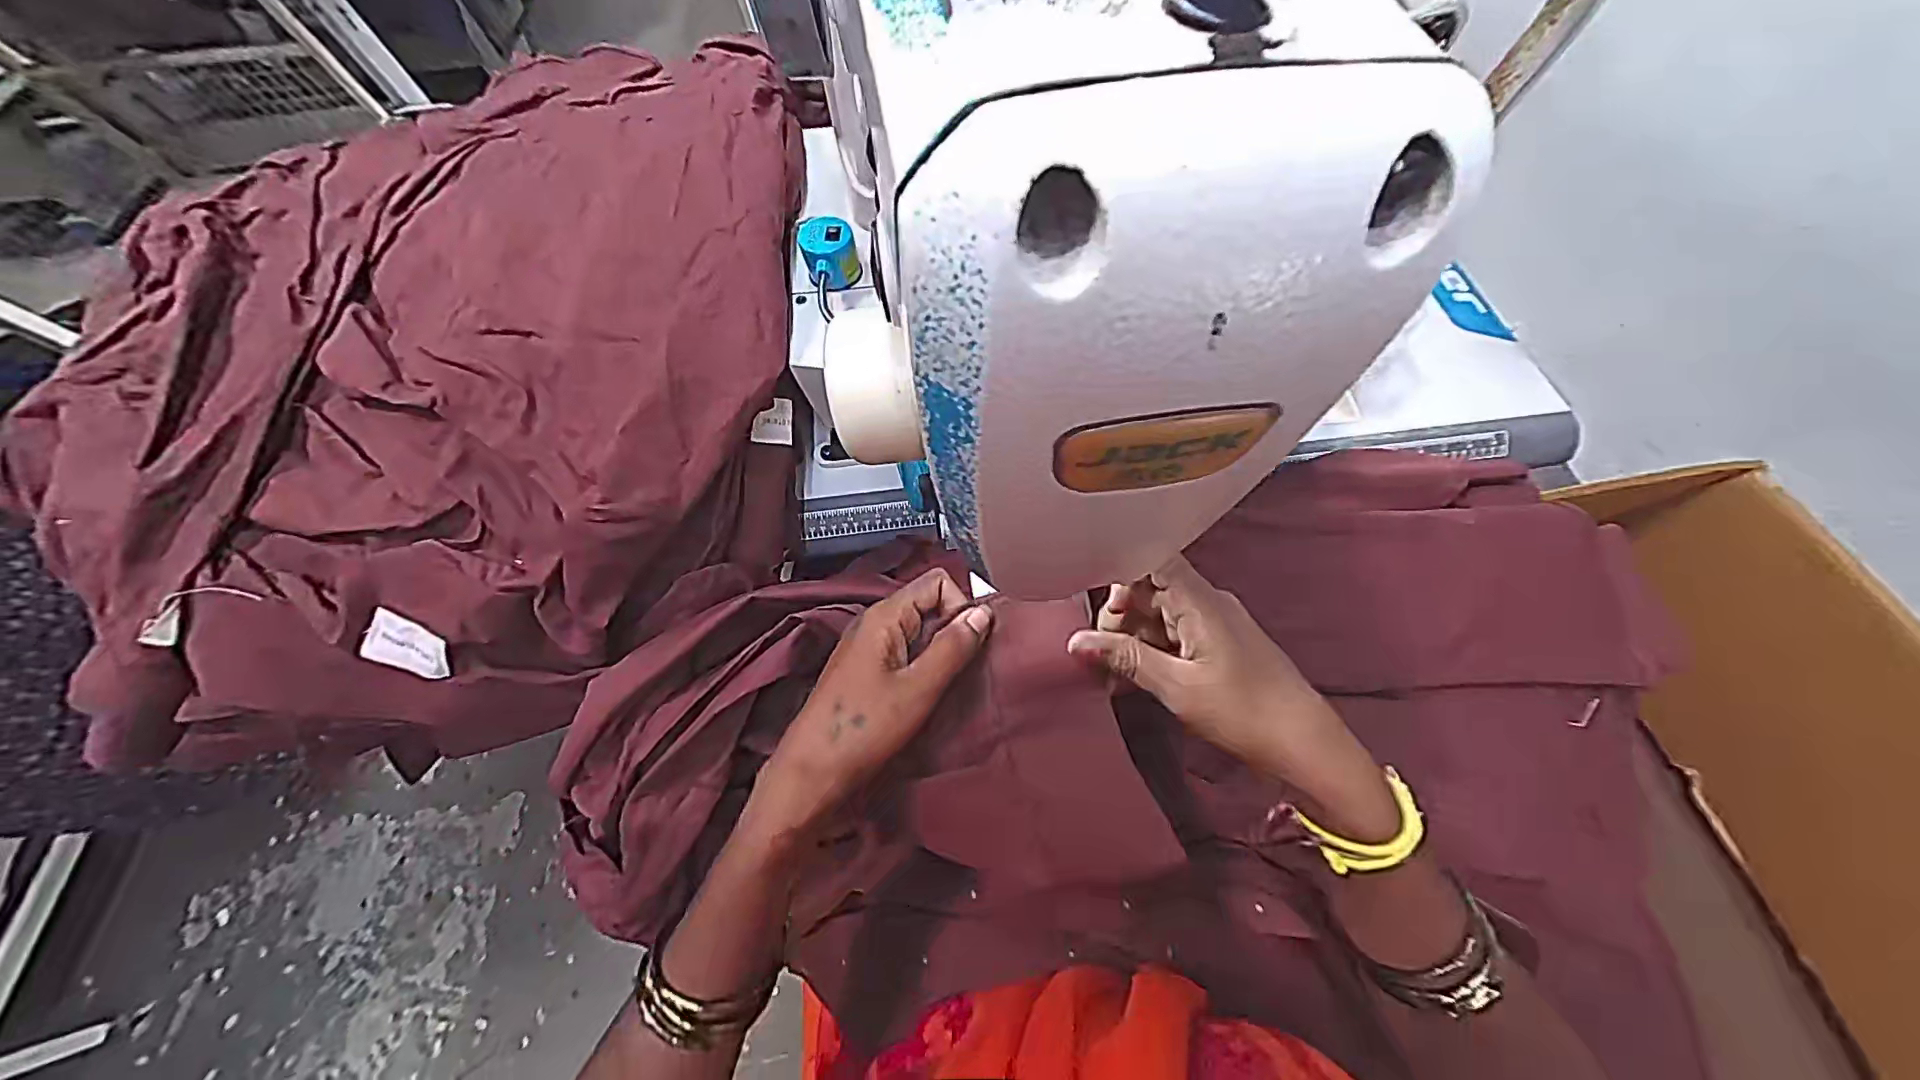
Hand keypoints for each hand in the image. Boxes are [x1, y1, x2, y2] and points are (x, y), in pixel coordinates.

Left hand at [750, 569, 993, 844]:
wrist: (812, 771)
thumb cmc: (864, 728)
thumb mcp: (919, 688)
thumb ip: (953, 647)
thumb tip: (983, 612)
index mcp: (884, 616)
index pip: (937, 581)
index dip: (961, 605)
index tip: (970, 643)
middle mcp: (874, 622)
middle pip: (929, 603)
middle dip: (953, 629)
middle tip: (962, 669)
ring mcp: (869, 646)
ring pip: (920, 630)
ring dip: (940, 651)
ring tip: (946, 685)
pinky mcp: (867, 669)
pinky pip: (906, 651)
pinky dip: (924, 666)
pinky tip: (927, 694)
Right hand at [1067, 554, 1399, 841]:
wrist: (1304, 743)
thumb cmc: (1244, 712)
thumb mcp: (1176, 687)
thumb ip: (1125, 658)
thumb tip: (1076, 642)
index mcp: (1200, 601)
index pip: (1150, 560)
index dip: (1118, 576)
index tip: (1099, 611)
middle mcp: (1207, 602)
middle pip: (1148, 589)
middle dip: (1118, 619)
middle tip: (1101, 658)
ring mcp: (1213, 622)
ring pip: (1157, 614)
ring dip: (1131, 640)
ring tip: (1114, 678)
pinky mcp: (1216, 643)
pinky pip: (1172, 634)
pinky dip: (1150, 652)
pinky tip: (1134, 681)